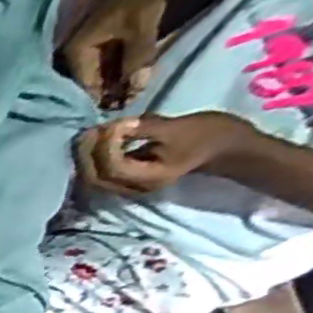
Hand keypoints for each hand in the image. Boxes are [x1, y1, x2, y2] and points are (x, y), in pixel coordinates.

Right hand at [62, 0, 165, 108]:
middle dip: (106, 96)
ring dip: (112, 87)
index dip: (101, 101)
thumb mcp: (142, 29)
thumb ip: (138, 60)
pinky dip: (115, 75)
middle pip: (88, 85)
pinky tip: (127, 82)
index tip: (117, 113)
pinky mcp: (96, 49)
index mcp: (74, 55)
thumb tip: (136, 91)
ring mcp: (83, 54)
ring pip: (96, 78)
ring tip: (128, 96)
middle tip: (125, 106)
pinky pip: (102, 68)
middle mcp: (71, 58)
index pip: (84, 87)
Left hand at [78, 112, 259, 194]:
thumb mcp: (178, 128)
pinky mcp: (125, 177)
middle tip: (88, 130)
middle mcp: (131, 188)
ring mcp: (126, 185)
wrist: (225, 147)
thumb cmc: (207, 135)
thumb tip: (115, 126)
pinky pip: (100, 171)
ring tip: (90, 133)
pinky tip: (96, 140)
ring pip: (94, 175)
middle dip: (87, 154)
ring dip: (87, 156)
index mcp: (147, 179)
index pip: (112, 168)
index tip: (111, 125)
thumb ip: (144, 129)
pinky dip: (94, 157)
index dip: (105, 147)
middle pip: (95, 176)